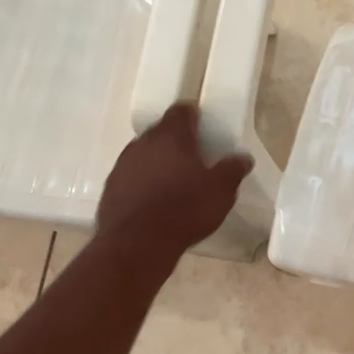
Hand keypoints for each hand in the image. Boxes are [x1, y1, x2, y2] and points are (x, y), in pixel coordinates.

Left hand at [97, 103, 252, 254]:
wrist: (137, 243)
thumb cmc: (185, 209)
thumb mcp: (221, 191)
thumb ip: (232, 170)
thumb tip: (243, 157)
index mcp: (172, 137)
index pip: (182, 111)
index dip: (194, 115)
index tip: (204, 125)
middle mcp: (144, 143)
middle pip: (161, 131)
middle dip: (176, 140)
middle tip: (194, 156)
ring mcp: (123, 164)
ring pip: (144, 153)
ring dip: (158, 161)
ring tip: (174, 181)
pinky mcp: (110, 187)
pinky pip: (131, 175)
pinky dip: (143, 181)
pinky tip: (155, 200)